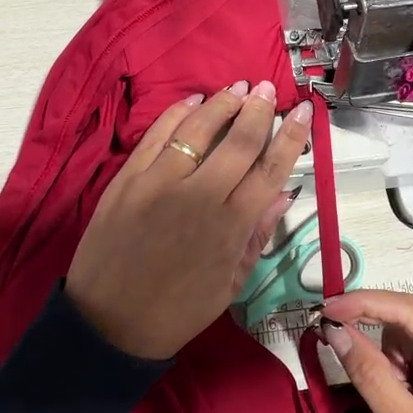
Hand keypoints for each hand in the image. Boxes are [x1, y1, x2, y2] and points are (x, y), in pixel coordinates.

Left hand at [66, 80, 311, 359]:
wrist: (108, 325)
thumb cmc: (176, 312)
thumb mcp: (229, 285)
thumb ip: (256, 236)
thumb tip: (283, 193)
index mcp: (230, 226)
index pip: (271, 168)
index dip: (291, 136)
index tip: (304, 110)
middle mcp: (200, 196)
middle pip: (239, 140)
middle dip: (258, 109)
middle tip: (267, 88)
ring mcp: (160, 182)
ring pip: (198, 128)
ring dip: (221, 103)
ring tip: (237, 87)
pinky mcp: (129, 178)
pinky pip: (157, 135)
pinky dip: (177, 113)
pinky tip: (193, 101)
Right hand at [320, 290, 412, 412]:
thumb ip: (370, 375)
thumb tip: (334, 330)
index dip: (366, 302)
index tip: (328, 308)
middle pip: (410, 320)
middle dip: (375, 336)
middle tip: (337, 345)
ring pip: (409, 337)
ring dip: (387, 360)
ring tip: (394, 402)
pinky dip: (397, 371)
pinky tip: (401, 401)